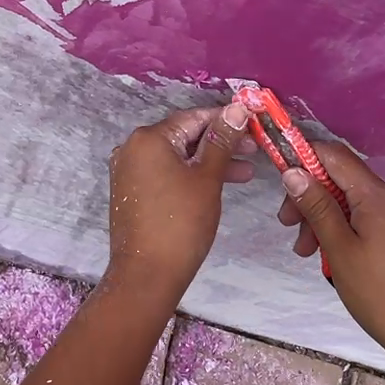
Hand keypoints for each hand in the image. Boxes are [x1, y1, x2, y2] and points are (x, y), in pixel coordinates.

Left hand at [105, 104, 252, 301]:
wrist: (146, 276)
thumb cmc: (180, 225)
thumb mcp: (207, 179)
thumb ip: (222, 141)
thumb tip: (237, 108)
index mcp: (149, 138)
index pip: (194, 117)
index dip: (226, 120)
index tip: (254, 125)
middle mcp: (133, 147)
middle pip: (185, 135)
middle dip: (220, 143)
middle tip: (254, 150)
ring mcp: (130, 170)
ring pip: (177, 156)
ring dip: (210, 162)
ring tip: (246, 173)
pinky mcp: (133, 190)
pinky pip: (166, 172)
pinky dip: (191, 176)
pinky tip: (217, 184)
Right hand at [277, 143, 384, 371]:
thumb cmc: (382, 296)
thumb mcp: (340, 250)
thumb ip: (316, 207)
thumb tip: (293, 171)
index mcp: (379, 195)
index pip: (333, 154)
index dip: (303, 157)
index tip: (280, 180)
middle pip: (341, 178)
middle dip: (311, 196)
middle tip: (289, 227)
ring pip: (353, 200)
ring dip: (326, 217)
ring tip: (306, 252)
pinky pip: (369, 216)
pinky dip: (346, 227)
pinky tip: (333, 254)